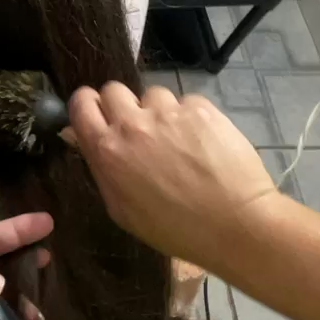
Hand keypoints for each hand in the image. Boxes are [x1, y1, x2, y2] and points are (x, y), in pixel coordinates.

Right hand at [68, 82, 279, 268]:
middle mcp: (132, 123)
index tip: (100, 117)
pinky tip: (203, 142)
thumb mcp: (122, 210)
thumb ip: (99, 167)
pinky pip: (185, 102)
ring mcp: (167, 112)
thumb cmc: (175, 229)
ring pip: (151, 95)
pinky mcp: (199, 108)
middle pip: (112, 90)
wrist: (238, 227)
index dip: (89, 106)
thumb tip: (82, 137)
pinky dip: (190, 118)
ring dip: (159, 113)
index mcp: (107, 149)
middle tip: (139, 131)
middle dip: (122, 106)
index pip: (81, 101)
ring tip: (178, 140)